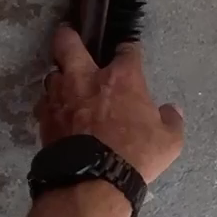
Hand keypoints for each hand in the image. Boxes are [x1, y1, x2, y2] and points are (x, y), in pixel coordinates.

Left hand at [36, 26, 185, 183]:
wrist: (93, 180)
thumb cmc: (135, 156)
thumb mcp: (169, 141)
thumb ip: (172, 121)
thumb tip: (172, 111)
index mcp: (122, 79)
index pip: (127, 51)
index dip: (129, 50)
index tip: (130, 53)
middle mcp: (87, 79)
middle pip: (68, 42)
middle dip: (69, 36)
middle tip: (72, 39)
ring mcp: (61, 97)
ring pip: (51, 74)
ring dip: (59, 77)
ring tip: (66, 86)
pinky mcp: (45, 118)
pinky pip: (44, 104)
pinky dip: (51, 106)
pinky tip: (57, 114)